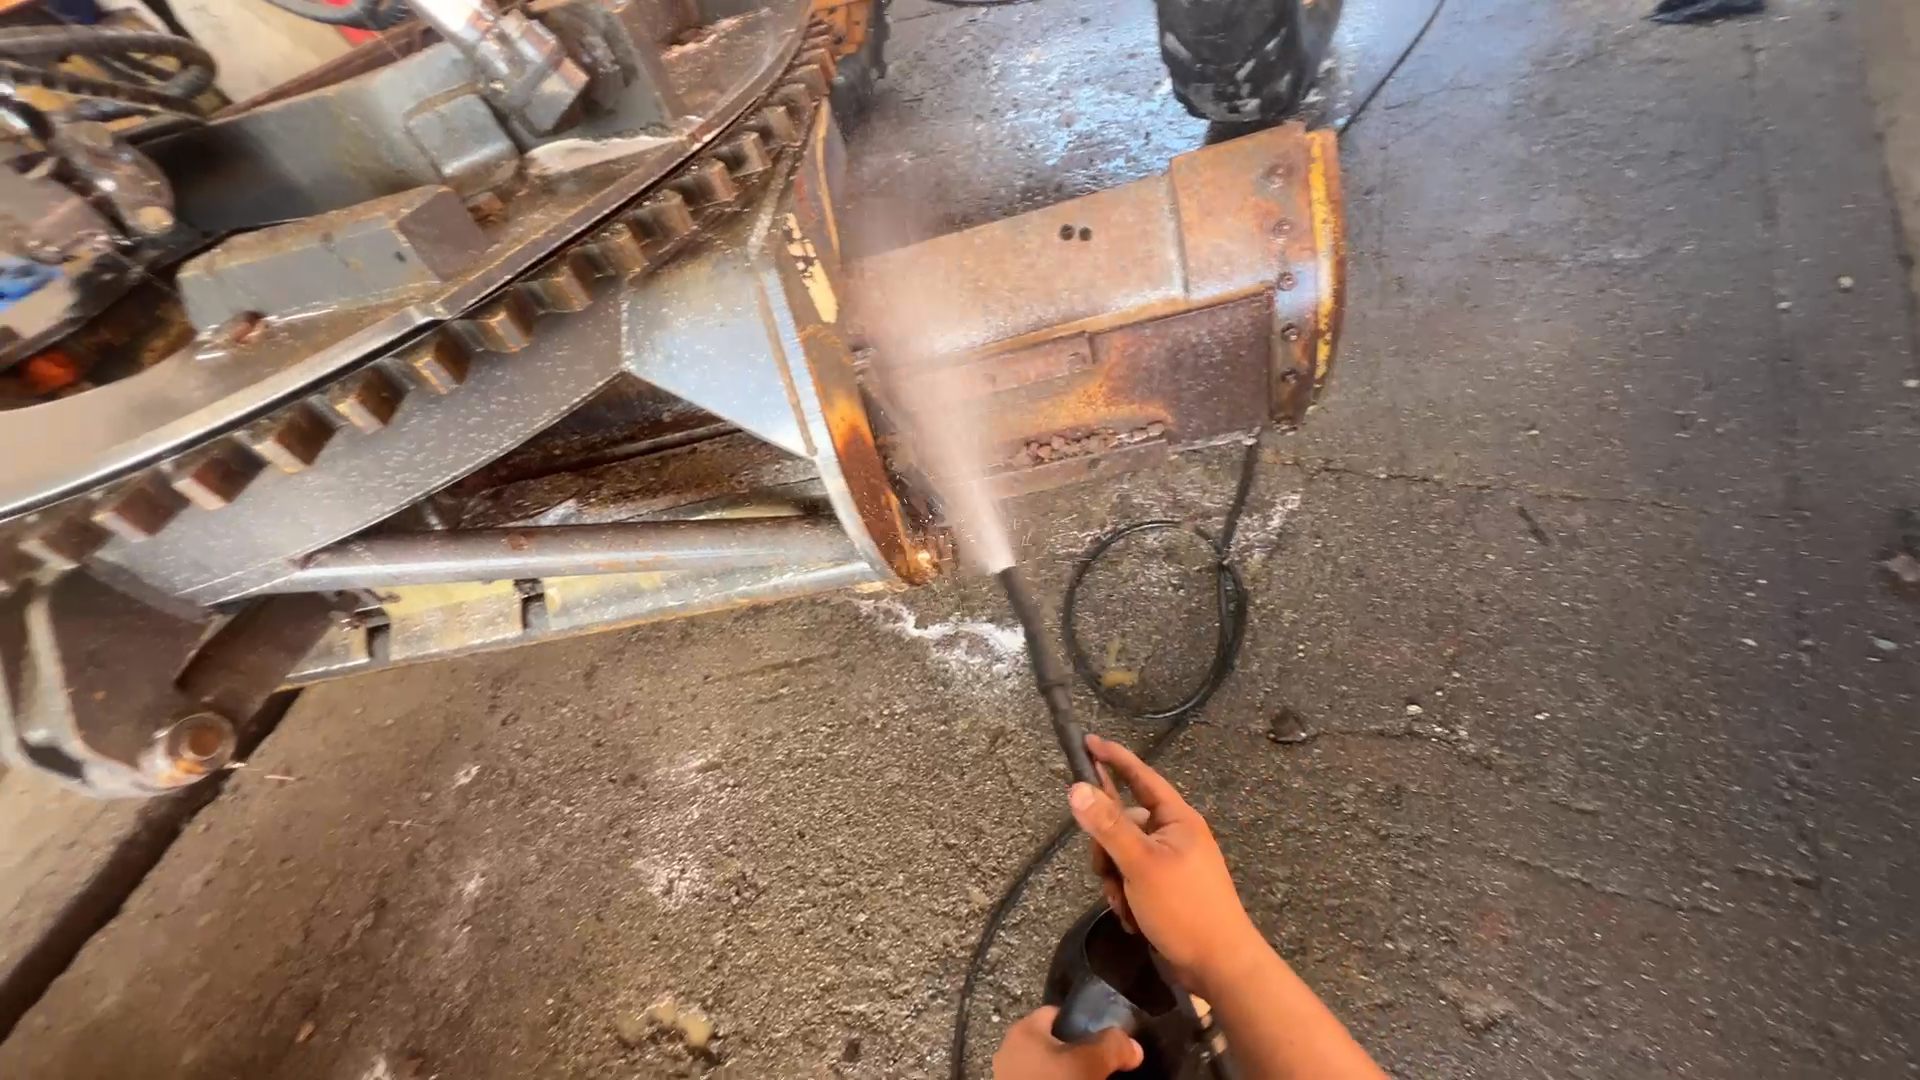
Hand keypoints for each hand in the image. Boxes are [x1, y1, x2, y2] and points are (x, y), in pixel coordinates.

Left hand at [992, 1006, 1142, 1078]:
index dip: (1084, 1025)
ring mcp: (1014, 1078)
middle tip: (1106, 1071)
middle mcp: (1014, 1052)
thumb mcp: (1086, 1064)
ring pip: (1052, 1073)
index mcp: (1025, 1030)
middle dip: (1081, 1058)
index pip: (1058, 1015)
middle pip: (1056, 1047)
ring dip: (1072, 1076)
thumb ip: (1111, 1047)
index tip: (1107, 1042)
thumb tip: (1133, 1045)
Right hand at [1072, 733, 1264, 999]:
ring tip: (1123, 903)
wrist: (1221, 969)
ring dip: (1114, 878)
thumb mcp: (1140, 864)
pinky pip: (1131, 878)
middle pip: (1122, 822)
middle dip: (1107, 848)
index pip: (1140, 776)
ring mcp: (1170, 863)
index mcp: (1176, 818)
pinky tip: (1132, 918)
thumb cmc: (1185, 907)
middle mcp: (1173, 835)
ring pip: (1122, 854)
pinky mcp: (1166, 889)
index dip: (1114, 758)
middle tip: (1107, 872)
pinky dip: (1125, 895)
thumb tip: (1076, 788)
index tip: (1087, 742)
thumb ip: (1107, 825)